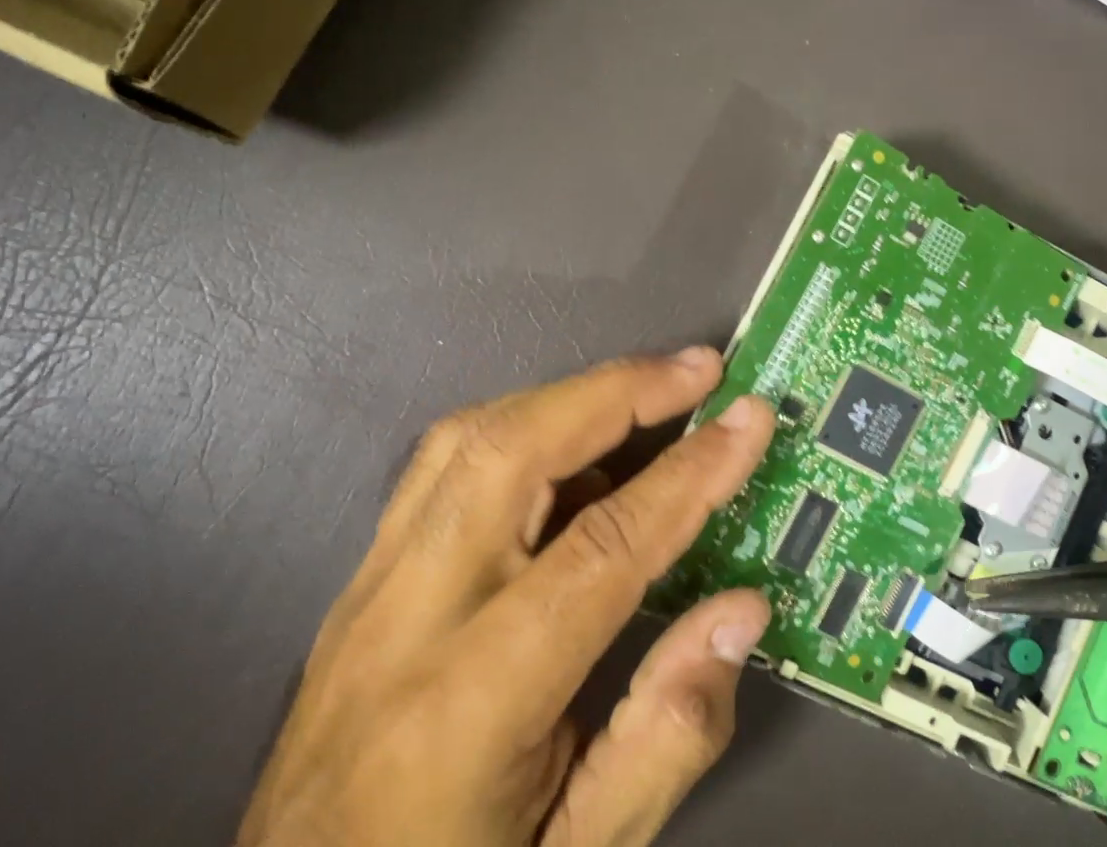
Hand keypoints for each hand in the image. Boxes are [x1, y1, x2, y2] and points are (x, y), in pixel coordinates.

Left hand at [237, 349, 776, 846]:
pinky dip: (523, 434)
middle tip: (698, 369)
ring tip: (650, 391)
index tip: (748, 420)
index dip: (688, 475)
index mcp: (469, 703)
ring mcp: (365, 598)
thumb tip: (740, 608)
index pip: (600, 549)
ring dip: (566, 398)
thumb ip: (669, 737)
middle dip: (615, 393)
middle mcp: (402, 624)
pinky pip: (442, 477)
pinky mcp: (358, 593)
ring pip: (461, 445)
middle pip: (507, 454)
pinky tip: (581, 455)